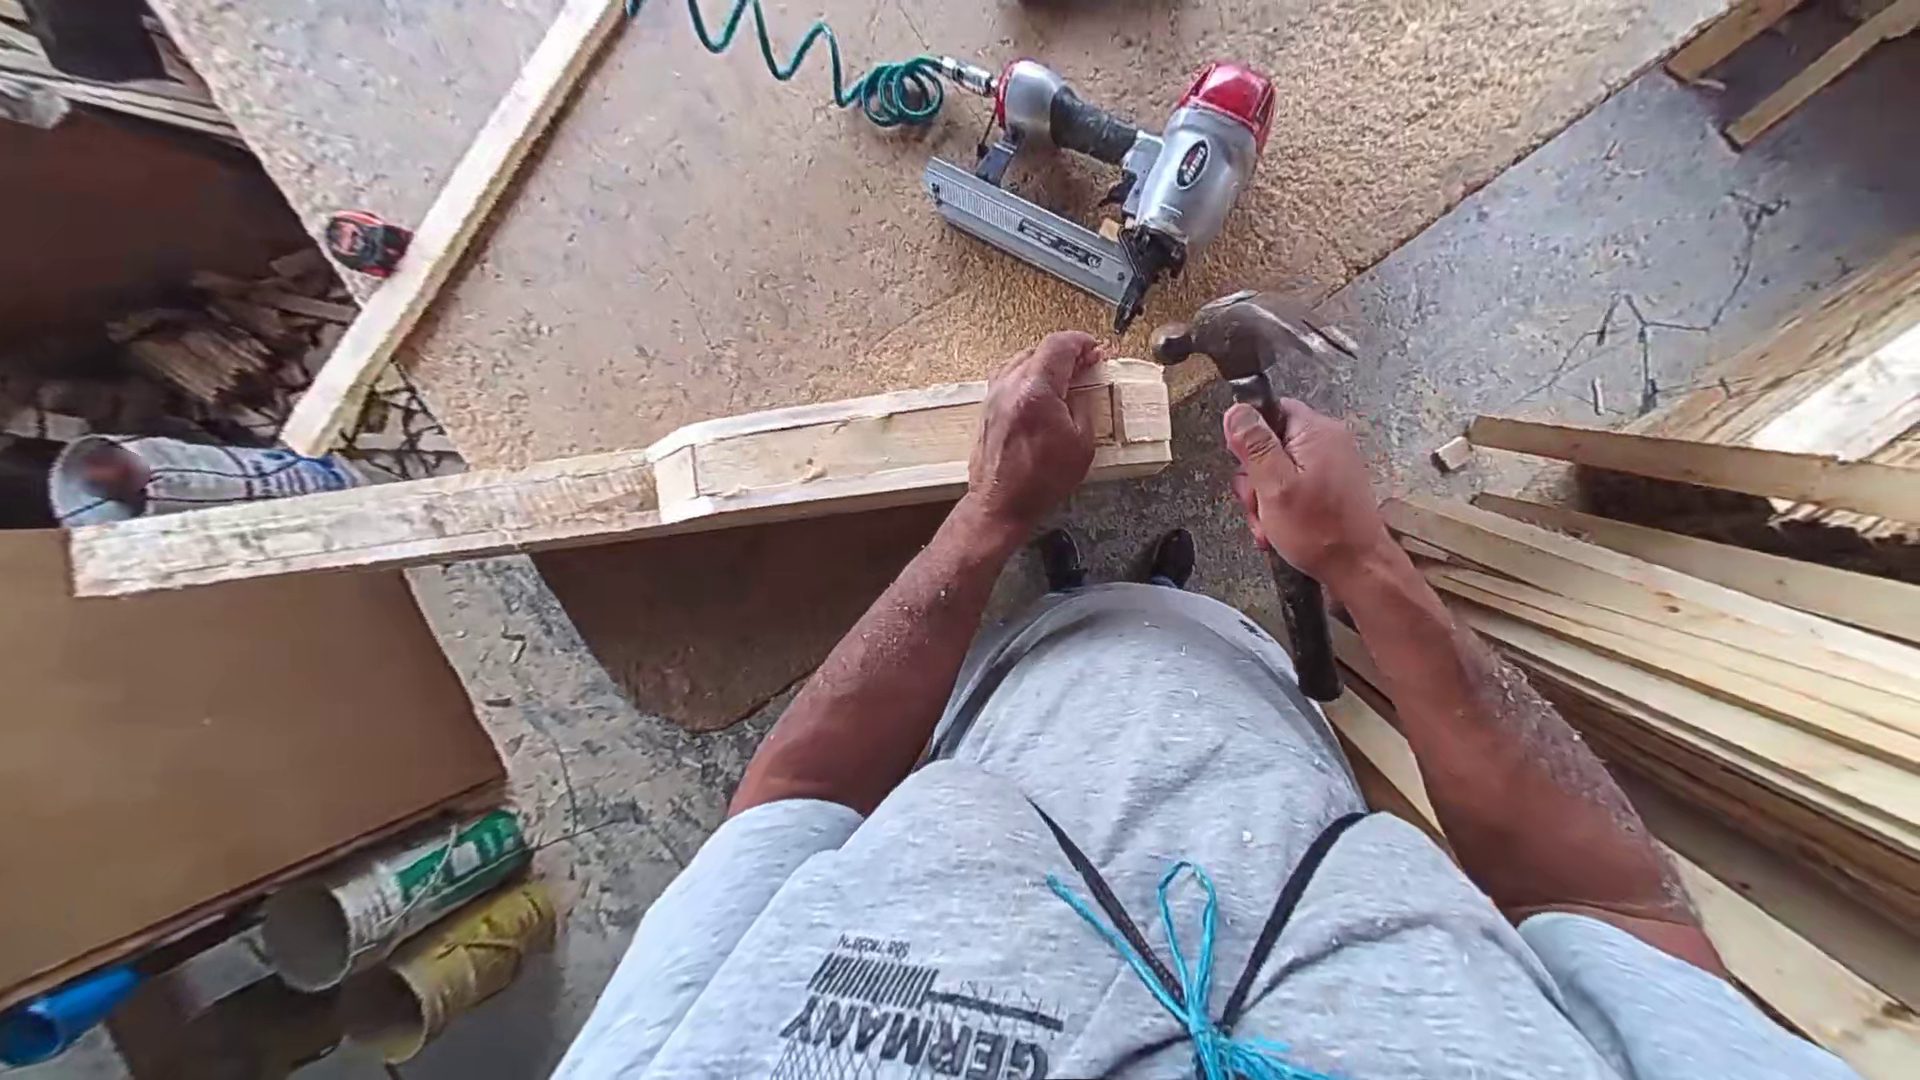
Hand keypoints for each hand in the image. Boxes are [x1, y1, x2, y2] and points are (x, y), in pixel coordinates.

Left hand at [965, 331, 1103, 539]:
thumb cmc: (1039, 481)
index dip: (1082, 342)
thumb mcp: (1082, 444)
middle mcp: (1010, 387)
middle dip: (1066, 353)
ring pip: (1021, 361)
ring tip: (1065, 379)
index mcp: (1036, 390)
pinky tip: (1041, 393)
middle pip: (1039, 349)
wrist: (1002, 503)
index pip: (1059, 345)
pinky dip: (1027, 377)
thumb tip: (1085, 388)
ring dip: (1045, 364)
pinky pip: (1008, 378)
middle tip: (1086, 365)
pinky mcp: (987, 410)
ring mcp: (994, 397)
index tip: (1095, 350)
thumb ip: (1085, 407)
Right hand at [1223, 399, 1394, 588]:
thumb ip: (1254, 445)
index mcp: (1316, 433)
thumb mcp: (1273, 484)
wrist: (1356, 569)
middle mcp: (1326, 444)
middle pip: (1268, 445)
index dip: (1248, 435)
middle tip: (1259, 501)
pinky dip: (1277, 509)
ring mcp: (1328, 467)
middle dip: (1253, 478)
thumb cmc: (1320, 531)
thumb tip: (1236, 411)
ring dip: (1262, 499)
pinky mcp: (1327, 488)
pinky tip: (1278, 529)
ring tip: (1270, 522)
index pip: (1271, 410)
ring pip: (1274, 471)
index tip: (1243, 462)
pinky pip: (1288, 488)